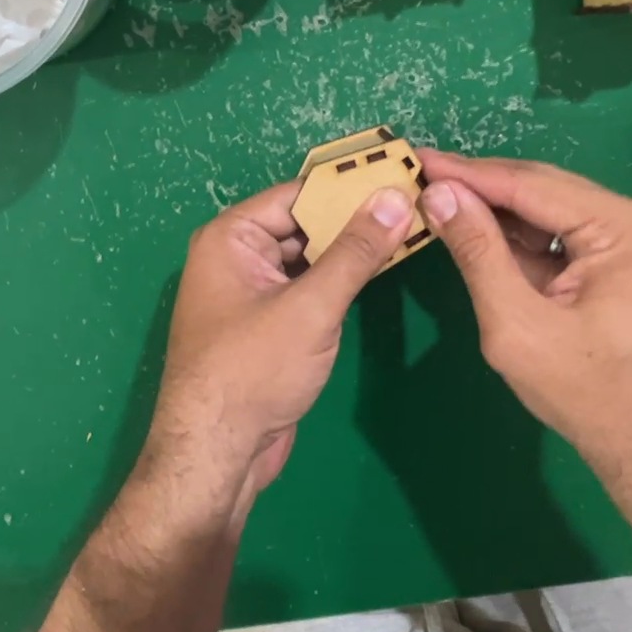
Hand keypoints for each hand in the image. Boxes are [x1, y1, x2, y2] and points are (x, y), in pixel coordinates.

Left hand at [152, 179, 414, 517]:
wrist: (218, 454)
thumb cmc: (253, 370)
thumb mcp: (311, 307)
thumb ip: (355, 252)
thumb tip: (394, 197)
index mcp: (230, 237)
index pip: (296, 195)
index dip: (346, 187)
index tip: (398, 177)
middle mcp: (236, 256)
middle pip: (302, 224)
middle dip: (352, 219)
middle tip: (412, 205)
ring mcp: (251, 291)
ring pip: (308, 257)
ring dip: (348, 251)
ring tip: (407, 231)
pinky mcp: (267, 323)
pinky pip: (306, 287)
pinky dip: (338, 281)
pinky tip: (377, 272)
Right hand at [415, 151, 631, 492]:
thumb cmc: (589, 396)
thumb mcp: (518, 326)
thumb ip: (477, 253)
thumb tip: (439, 194)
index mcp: (625, 229)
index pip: (531, 185)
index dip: (468, 173)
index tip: (418, 159)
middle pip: (543, 188)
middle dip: (481, 184)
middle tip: (423, 175)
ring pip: (549, 209)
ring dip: (496, 208)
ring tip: (442, 198)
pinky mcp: (626, 261)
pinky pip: (561, 234)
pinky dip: (519, 235)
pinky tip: (480, 229)